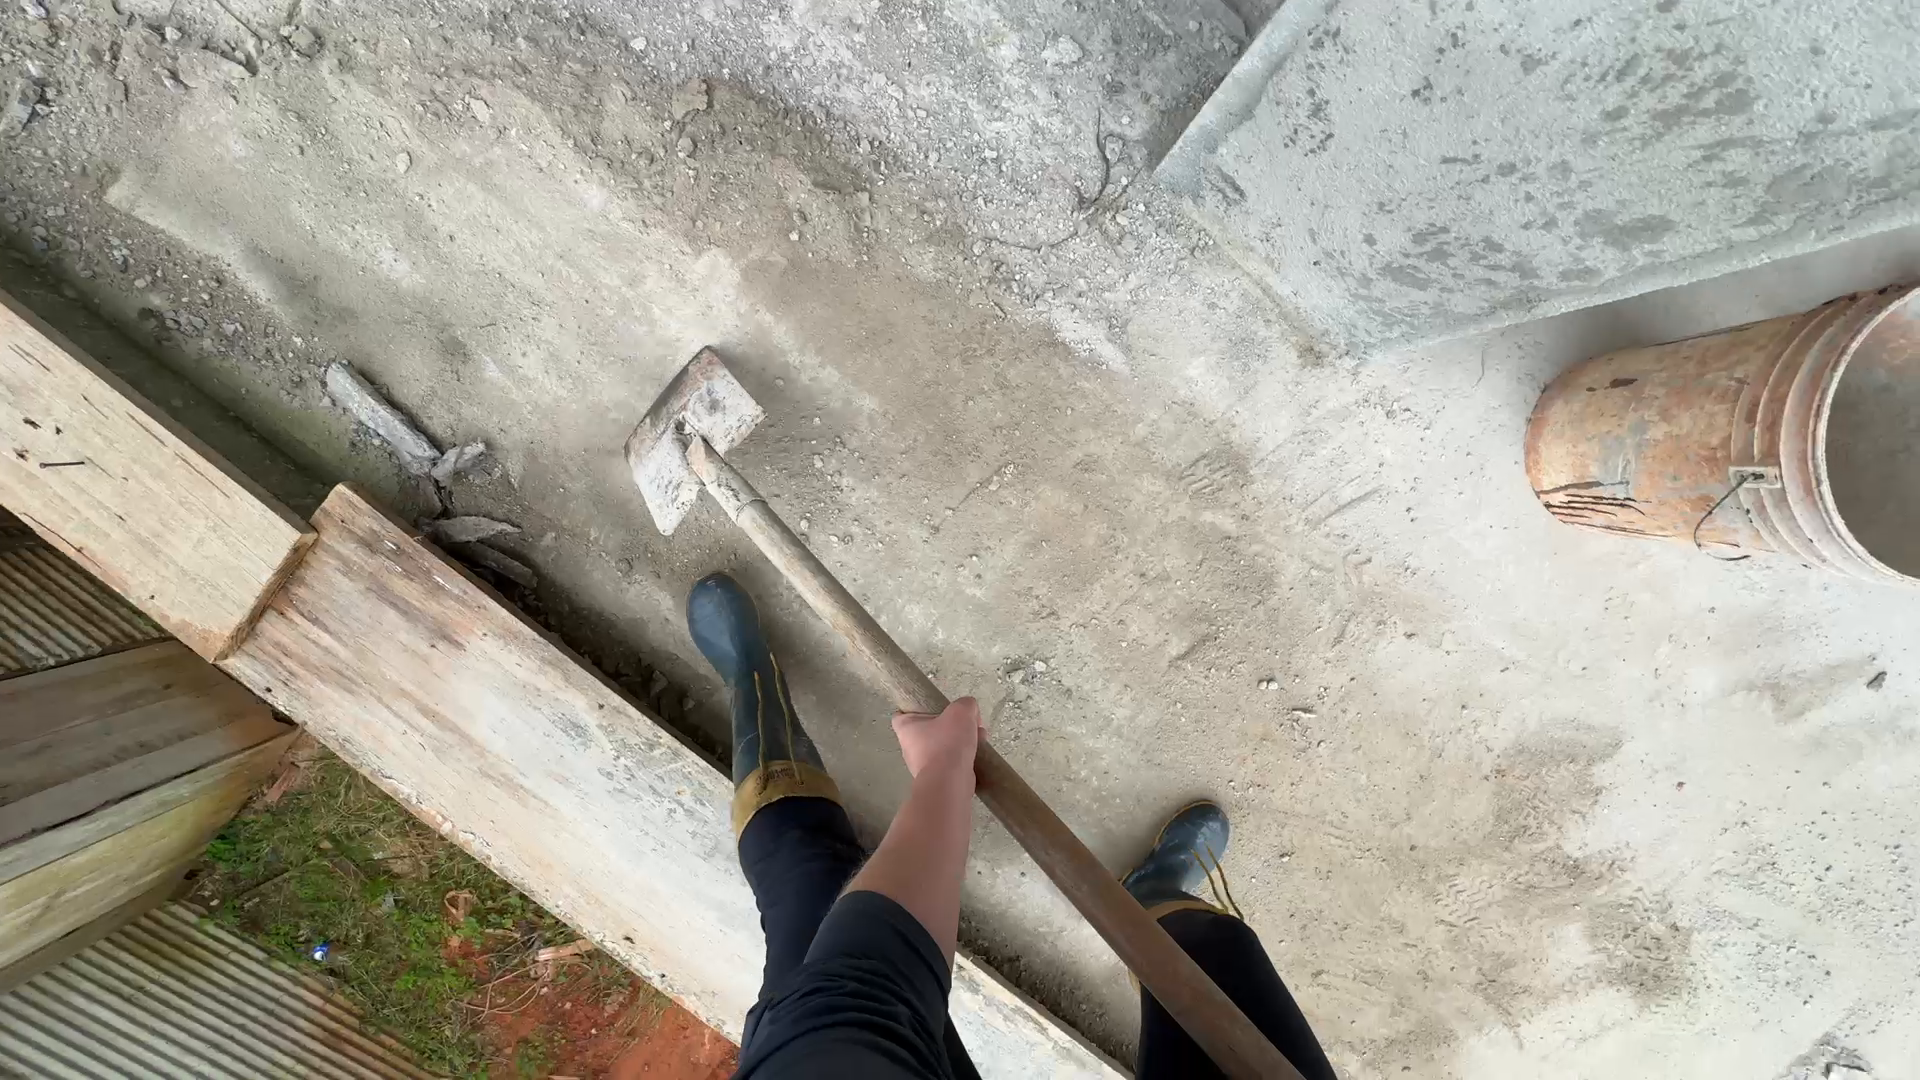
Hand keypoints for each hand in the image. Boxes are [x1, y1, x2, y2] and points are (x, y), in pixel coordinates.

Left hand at [891, 697, 984, 780]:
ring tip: (978, 737)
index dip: (917, 709)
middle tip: (966, 723)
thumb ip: (966, 704)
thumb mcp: (961, 712)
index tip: (934, 709)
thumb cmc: (948, 743)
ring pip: (943, 745)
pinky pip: (950, 762)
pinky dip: (963, 757)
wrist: (950, 783)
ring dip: (960, 740)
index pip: (902, 714)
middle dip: (951, 725)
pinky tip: (978, 753)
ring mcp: (923, 765)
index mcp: (906, 728)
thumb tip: (970, 711)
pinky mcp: (937, 778)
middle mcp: (910, 747)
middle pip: (930, 729)